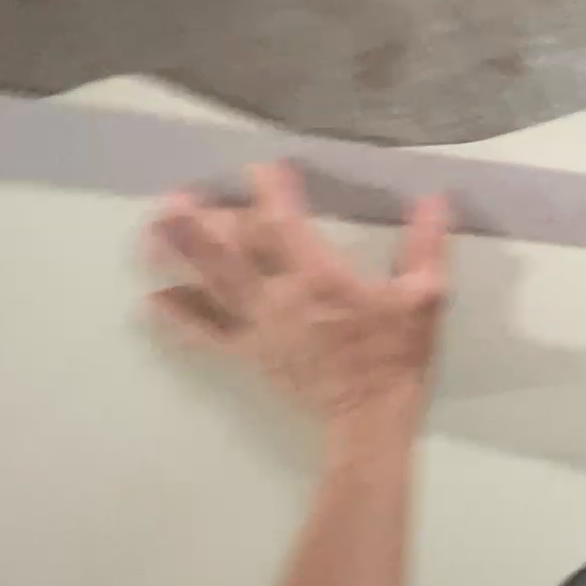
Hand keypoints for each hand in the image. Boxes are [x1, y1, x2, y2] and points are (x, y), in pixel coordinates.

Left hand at [147, 163, 450, 432]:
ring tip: (152, 230)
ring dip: (181, 257)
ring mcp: (258, 328)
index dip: (272, 195)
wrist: (371, 416)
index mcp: (321, 279)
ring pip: (213, 285)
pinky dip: (180, 316)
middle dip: (203, 224)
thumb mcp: (425, 296)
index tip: (263, 168)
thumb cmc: (399, 352)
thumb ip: (427, 246)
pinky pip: (207, 334)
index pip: (285, 227)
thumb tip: (434, 200)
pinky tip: (156, 299)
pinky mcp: (250, 353)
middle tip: (173, 196)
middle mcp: (279, 298)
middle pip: (233, 254)